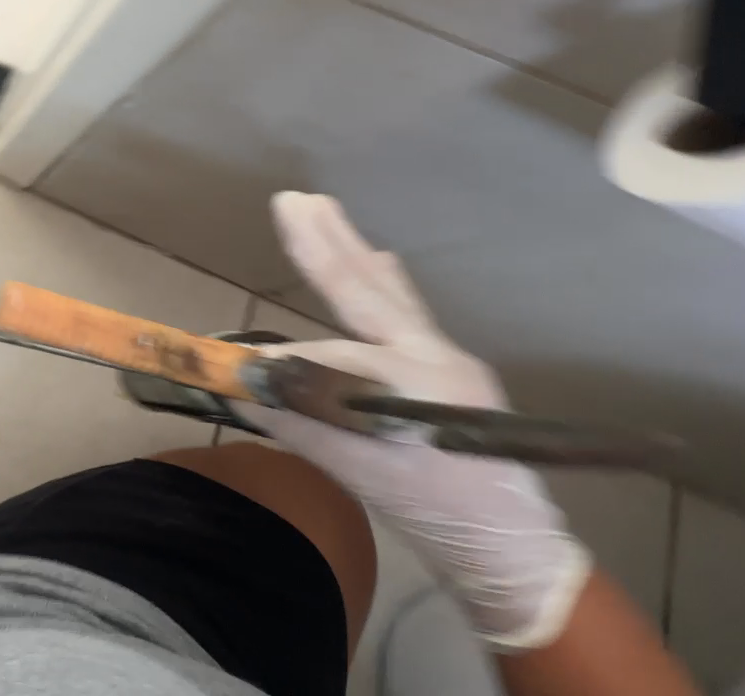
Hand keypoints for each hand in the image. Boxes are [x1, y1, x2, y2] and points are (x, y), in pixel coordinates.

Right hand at [236, 192, 591, 650]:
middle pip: (366, 290)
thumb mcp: (360, 472)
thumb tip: (235, 388)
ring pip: (386, 293)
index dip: (276, 362)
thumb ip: (298, 423)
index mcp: (417, 379)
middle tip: (295, 198)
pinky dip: (382, 279)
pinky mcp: (446, 368)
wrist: (516, 546)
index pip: (327, 355)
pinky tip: (379, 258)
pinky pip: (405, 310)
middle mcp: (434, 355)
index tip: (228, 363)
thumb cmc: (437, 510)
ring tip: (325, 208)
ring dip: (350, 248)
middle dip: (327, 242)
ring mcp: (445, 358)